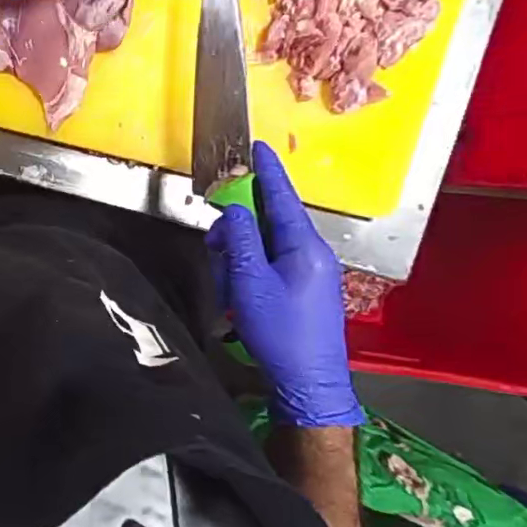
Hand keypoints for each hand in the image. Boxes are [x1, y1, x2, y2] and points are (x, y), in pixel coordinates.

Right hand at [205, 142, 364, 427]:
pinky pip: (270, 265)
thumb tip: (233, 209)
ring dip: (239, 259)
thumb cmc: (280, 331)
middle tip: (215, 251)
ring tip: (228, 287)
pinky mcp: (303, 288)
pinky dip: (248, 272)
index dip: (267, 172)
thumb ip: (241, 240)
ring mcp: (310, 272)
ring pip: (265, 246)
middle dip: (236, 232)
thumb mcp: (250, 282)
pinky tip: (238, 295)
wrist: (309, 379)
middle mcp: (312, 254)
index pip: (281, 198)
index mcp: (304, 247)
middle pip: (268, 223)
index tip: (258, 147)